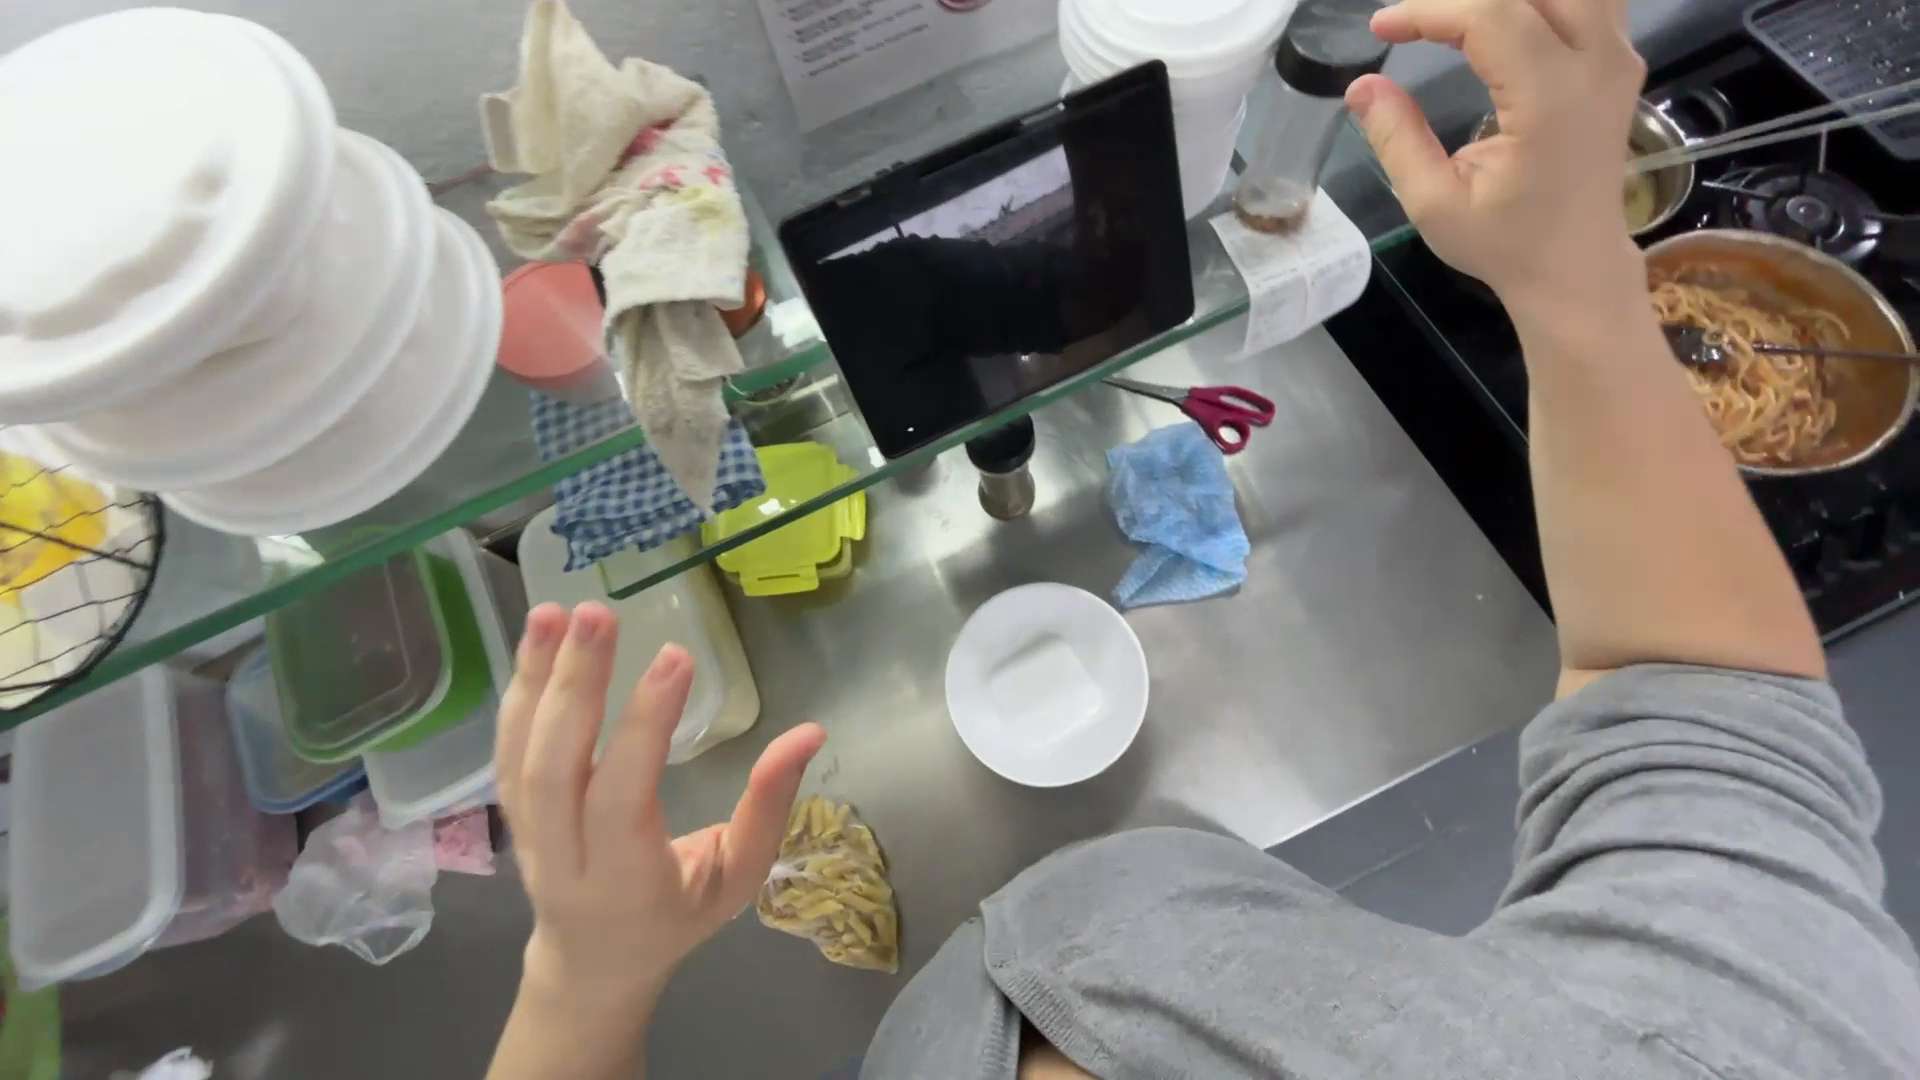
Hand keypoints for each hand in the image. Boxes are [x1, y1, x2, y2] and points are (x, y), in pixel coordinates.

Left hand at [496, 601, 826, 1008]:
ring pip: (519, 754)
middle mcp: (562, 855)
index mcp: (623, 877)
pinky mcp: (514, 812)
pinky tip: (538, 641)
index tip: (676, 654)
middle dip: (576, 685)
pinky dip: (519, 692)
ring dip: (536, 677)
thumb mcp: (738, 876)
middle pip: (554, 767)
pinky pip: (507, 751)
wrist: (593, 963)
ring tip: (556, 611)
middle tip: (599, 613)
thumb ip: (769, 806)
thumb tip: (809, 732)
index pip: (624, 794)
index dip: (646, 724)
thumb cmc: (678, 918)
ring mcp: (526, 833)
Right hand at [1347, 0, 1646, 307]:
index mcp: (1549, 97)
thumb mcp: (1432, 202)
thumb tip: (1361, 87)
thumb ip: (1398, 139)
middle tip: (1413, 17)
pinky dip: (1536, 0)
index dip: (1430, 11)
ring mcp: (1617, 55)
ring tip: (1453, 14)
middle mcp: (1596, 60)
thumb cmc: (1500, 241)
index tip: (1381, 27)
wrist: (1572, 262)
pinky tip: (1499, 17)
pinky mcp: (1619, 60)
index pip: (1490, 16)